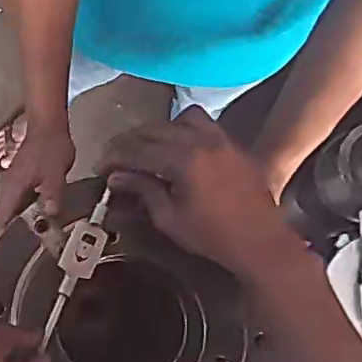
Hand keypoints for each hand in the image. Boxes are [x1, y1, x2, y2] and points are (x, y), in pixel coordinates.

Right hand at [0, 113, 75, 226]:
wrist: (48, 126)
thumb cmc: (49, 147)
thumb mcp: (55, 172)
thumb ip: (52, 194)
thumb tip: (50, 213)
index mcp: (12, 189)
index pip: (0, 220)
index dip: (10, 234)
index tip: (26, 241)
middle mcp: (8, 188)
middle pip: (7, 217)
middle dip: (21, 228)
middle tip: (41, 236)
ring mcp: (13, 183)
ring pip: (15, 209)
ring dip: (27, 217)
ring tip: (46, 225)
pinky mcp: (21, 179)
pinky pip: (22, 200)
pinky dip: (31, 207)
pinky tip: (46, 208)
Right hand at [97, 107, 302, 276]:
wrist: (261, 242)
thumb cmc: (212, 236)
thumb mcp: (169, 219)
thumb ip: (143, 191)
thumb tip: (117, 177)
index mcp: (182, 161)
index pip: (137, 151)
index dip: (114, 157)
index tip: (100, 167)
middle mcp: (200, 141)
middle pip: (154, 130)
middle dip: (129, 142)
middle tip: (114, 157)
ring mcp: (220, 140)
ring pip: (179, 119)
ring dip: (157, 130)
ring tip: (147, 148)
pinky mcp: (232, 145)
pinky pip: (203, 123)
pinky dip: (183, 129)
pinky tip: (177, 147)